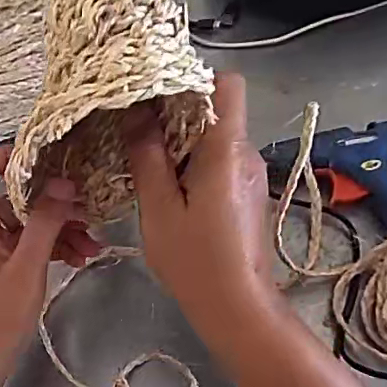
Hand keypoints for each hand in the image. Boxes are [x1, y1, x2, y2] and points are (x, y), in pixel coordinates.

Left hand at [0, 146, 101, 386]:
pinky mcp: (9, 270)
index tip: (41, 156)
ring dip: (62, 229)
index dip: (2, 157)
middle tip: (87, 205)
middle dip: (52, 201)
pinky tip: (83, 259)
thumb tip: (62, 183)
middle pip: (15, 200)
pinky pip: (34, 248)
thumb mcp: (26, 267)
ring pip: (31, 225)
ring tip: (94, 241)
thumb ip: (44, 223)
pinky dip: (57, 248)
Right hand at [126, 73, 285, 342]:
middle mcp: (245, 154)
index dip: (193, 79)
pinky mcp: (246, 194)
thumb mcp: (158, 209)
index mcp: (226, 150)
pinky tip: (168, 191)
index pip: (228, 83)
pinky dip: (192, 165)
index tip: (154, 97)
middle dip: (175, 115)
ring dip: (180, 144)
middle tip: (136, 135)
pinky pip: (218, 162)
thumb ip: (148, 157)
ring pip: (214, 138)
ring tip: (147, 166)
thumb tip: (136, 113)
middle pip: (215, 111)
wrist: (237, 307)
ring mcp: (249, 174)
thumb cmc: (195, 260)